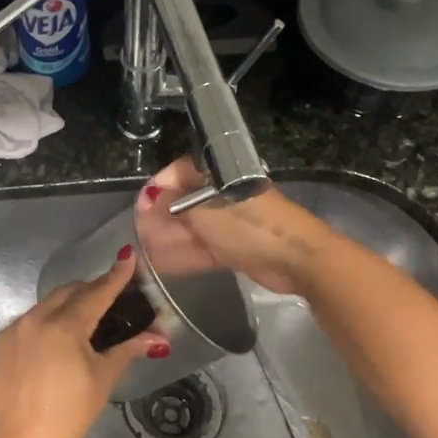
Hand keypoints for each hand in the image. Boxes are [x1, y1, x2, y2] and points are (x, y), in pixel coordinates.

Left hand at [0, 250, 161, 437]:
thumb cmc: (71, 413)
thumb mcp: (103, 378)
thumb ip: (128, 349)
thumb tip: (159, 338)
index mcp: (64, 325)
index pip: (96, 292)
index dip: (115, 276)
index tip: (128, 257)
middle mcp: (35, 317)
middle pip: (69, 292)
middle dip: (91, 291)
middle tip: (111, 301)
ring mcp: (14, 328)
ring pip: (47, 304)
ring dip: (68, 306)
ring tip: (85, 324)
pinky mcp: (1, 342)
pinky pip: (29, 320)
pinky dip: (46, 323)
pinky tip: (56, 344)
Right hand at [133, 158, 336, 293]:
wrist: (298, 259)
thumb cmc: (250, 226)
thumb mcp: (205, 211)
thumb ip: (174, 204)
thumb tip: (149, 197)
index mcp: (221, 176)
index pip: (182, 173)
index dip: (160, 187)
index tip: (142, 203)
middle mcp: (224, 196)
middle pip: (185, 203)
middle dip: (161, 217)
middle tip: (140, 231)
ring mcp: (231, 224)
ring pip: (192, 229)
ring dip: (169, 239)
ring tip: (145, 250)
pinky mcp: (235, 249)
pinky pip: (203, 249)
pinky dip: (183, 255)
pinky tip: (161, 264)